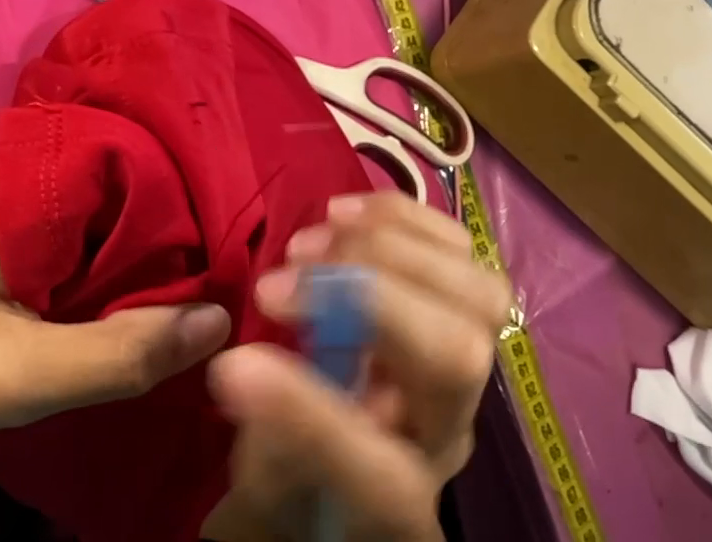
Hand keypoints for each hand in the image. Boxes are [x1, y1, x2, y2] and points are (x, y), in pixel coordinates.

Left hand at [0, 169, 232, 450]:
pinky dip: (131, 268)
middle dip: (188, 222)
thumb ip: (120, 354)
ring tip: (225, 278)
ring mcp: (29, 210)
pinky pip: (98, 243)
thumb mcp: (18, 375)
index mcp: (27, 185)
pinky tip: (165, 296)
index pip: (137, 156)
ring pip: (120, 216)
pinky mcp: (27, 242)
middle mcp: (33, 180)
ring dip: (163, 249)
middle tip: (252, 263)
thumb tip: (220, 321)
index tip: (253, 228)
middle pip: (135, 183)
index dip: (196, 188)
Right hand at [202, 193, 513, 541]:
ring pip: (477, 292)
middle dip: (366, 296)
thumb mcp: (266, 485)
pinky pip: (460, 247)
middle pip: (457, 355)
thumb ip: (265, 435)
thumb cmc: (302, 483)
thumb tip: (238, 367)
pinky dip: (400, 216)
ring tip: (306, 244)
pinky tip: (340, 215)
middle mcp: (448, 427)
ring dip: (384, 247)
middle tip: (276, 285)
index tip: (234, 368)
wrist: (346, 472)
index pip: (385, 468)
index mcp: (401, 497)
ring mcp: (465, 362)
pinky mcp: (455, 307)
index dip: (309, 412)